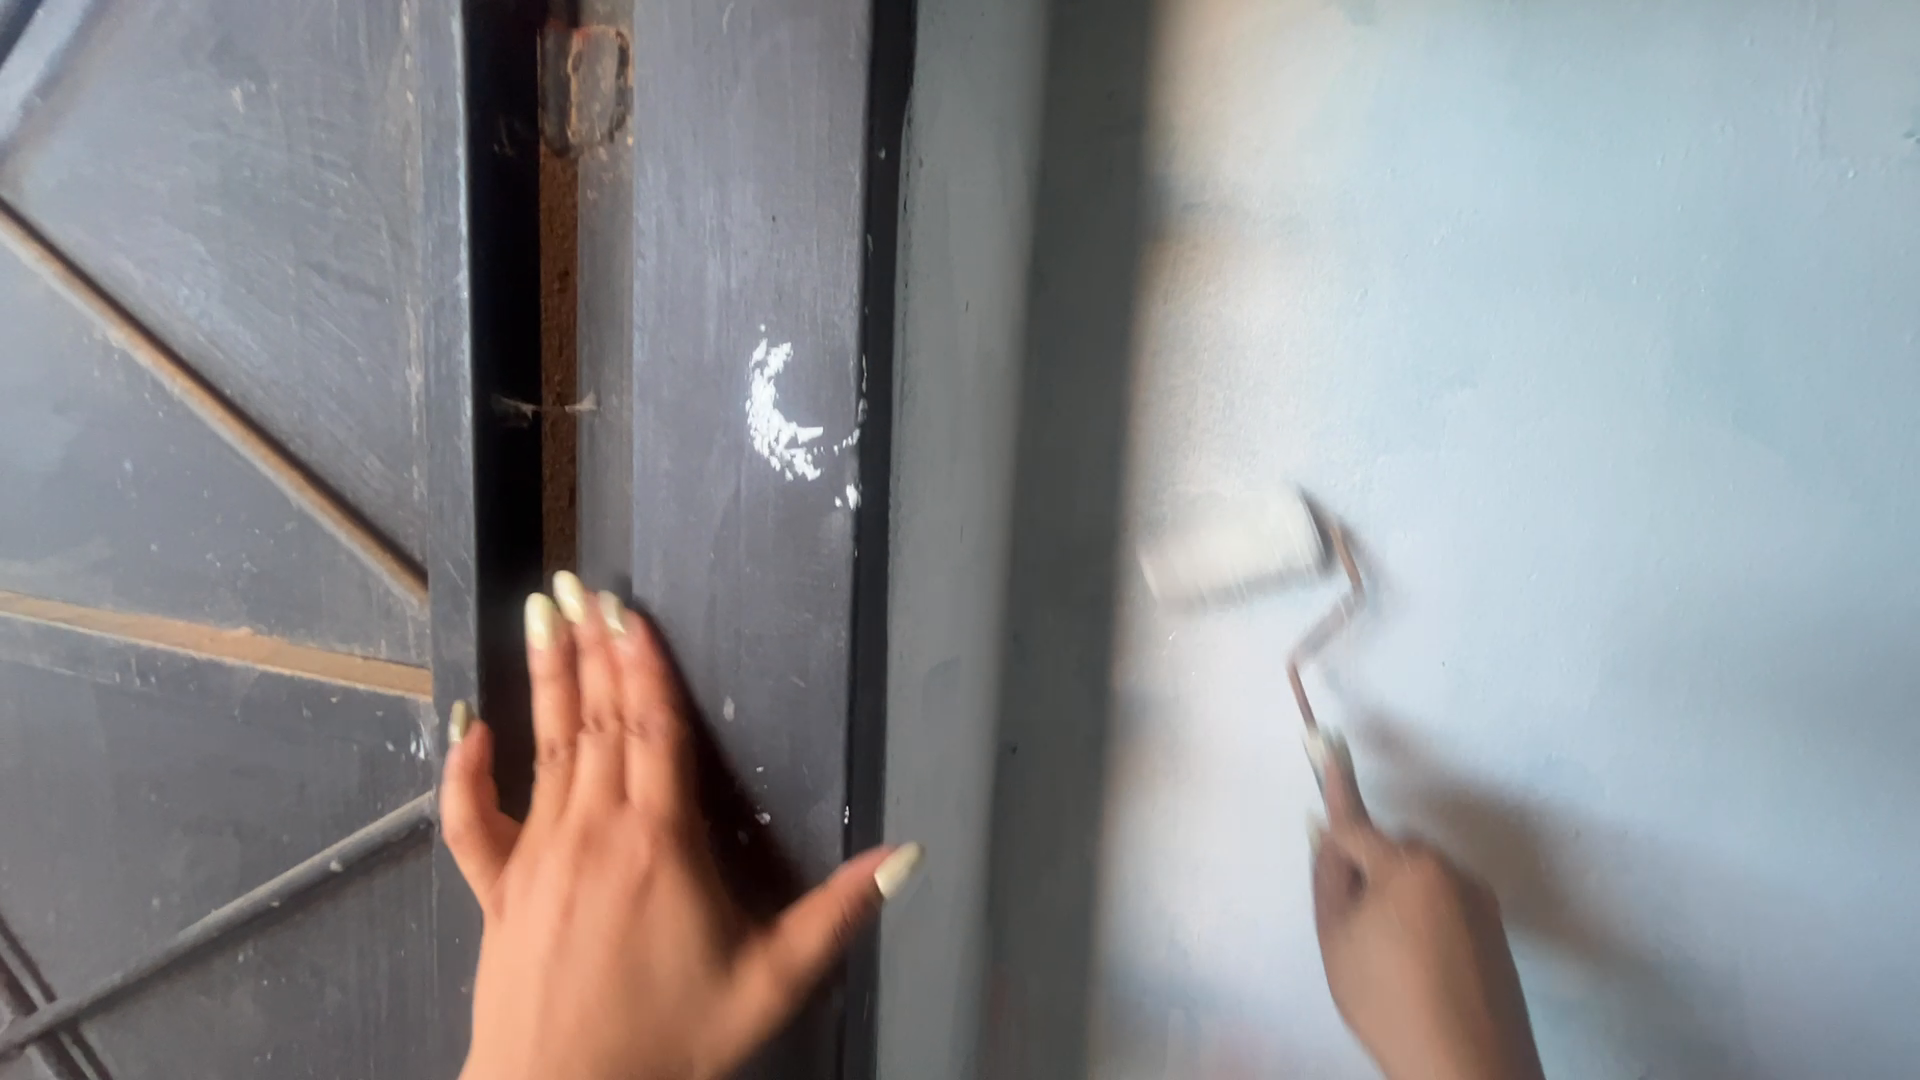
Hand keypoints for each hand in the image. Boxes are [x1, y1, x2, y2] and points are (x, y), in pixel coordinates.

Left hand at [439, 572, 923, 1079]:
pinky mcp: (498, 891)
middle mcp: (595, 831)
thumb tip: (907, 855)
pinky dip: (467, 772)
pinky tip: (467, 725)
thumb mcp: (774, 979)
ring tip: (538, 615)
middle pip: (598, 719)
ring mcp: (538, 857)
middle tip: (578, 586)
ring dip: (546, 678)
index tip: (630, 611)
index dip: (644, 665)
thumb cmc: (673, 1038)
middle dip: (592, 648)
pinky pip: (474, 822)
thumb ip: (840, 912)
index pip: (653, 728)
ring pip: (547, 747)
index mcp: (660, 839)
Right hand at [1307, 731, 1542, 1079]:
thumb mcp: (1336, 936)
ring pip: (1418, 876)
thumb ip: (1329, 878)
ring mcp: (1479, 901)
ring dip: (1398, 894)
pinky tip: (1421, 966)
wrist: (1470, 1072)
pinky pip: (1445, 901)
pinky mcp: (1496, 931)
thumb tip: (1330, 839)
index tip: (1328, 745)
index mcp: (1406, 866)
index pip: (1355, 822)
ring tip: (1390, 955)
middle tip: (1354, 923)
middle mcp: (1449, 870)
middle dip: (1370, 870)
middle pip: (1391, 850)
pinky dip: (1425, 916)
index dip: (1335, 785)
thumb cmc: (1387, 998)